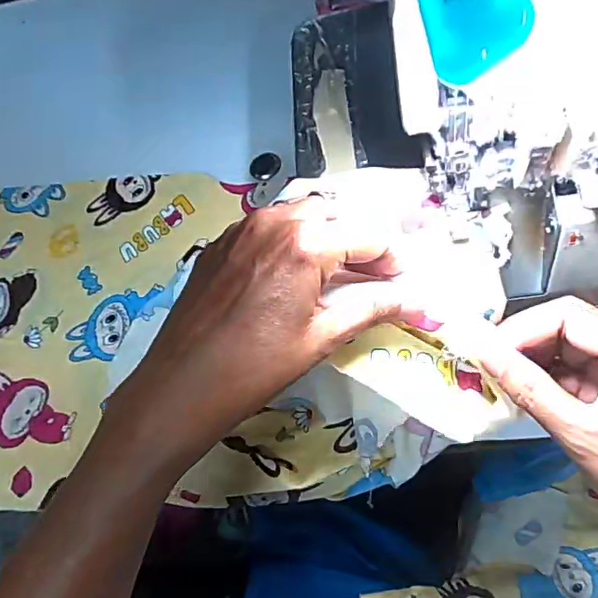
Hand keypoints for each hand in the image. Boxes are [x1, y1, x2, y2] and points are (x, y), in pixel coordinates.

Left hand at [104, 193, 421, 462]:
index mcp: (305, 242)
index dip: (390, 258)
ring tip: (334, 274)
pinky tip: (293, 274)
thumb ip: (370, 309)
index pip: (366, 236)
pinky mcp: (221, 243)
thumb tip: (414, 302)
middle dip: (358, 241)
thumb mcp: (320, 338)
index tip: (400, 279)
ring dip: (324, 235)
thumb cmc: (256, 366)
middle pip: (333, 214)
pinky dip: (289, 241)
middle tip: (371, 276)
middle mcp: (273, 222)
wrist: (183, 383)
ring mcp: (241, 229)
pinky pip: (266, 228)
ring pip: (298, 215)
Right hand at [463, 297, 597, 564]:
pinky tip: (521, 394)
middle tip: (484, 366)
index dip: (521, 329)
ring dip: (532, 364)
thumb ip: (527, 386)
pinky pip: (578, 377)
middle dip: (523, 345)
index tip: (485, 351)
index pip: (567, 316)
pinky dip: (548, 383)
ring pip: (569, 353)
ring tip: (496, 380)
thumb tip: (484, 352)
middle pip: (568, 329)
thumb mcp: (577, 432)